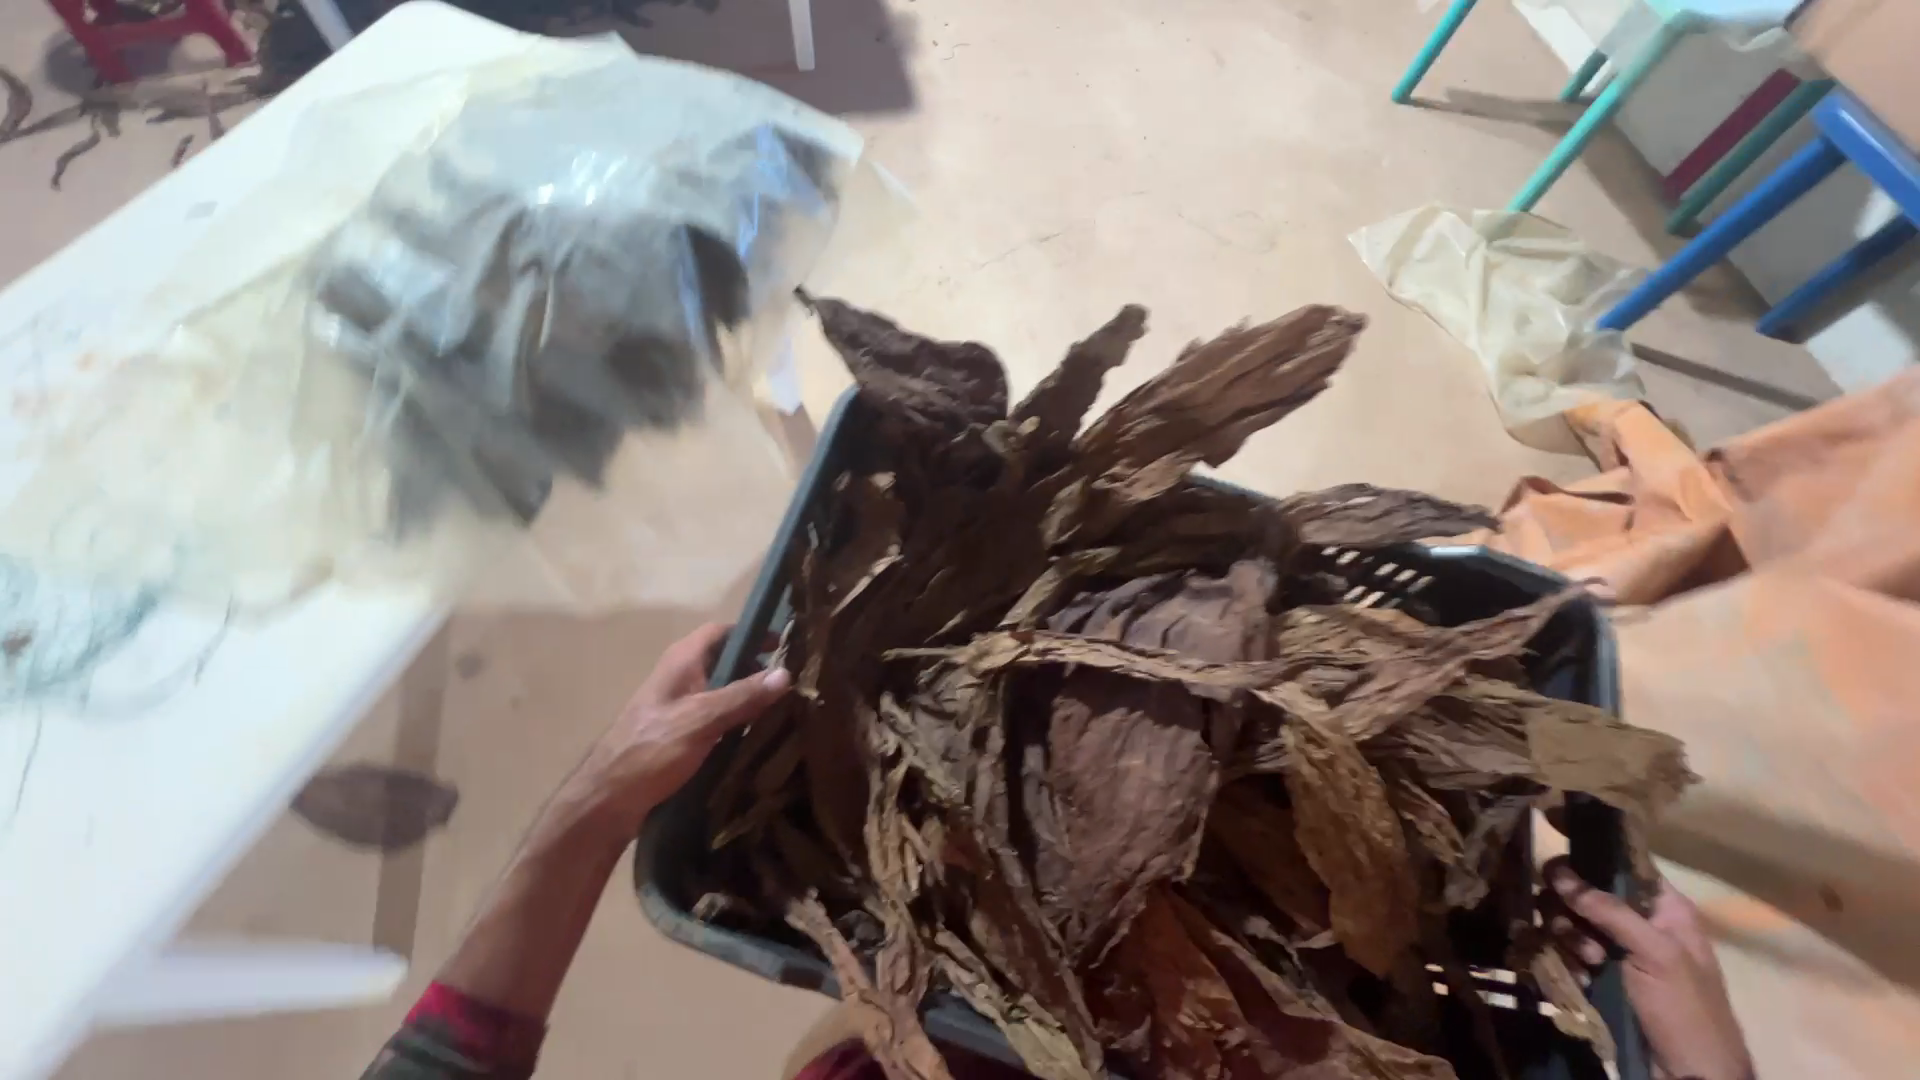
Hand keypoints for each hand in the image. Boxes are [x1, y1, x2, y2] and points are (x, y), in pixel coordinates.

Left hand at [565, 622, 790, 836]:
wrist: (606, 800)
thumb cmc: (651, 750)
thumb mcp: (702, 719)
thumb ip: (743, 696)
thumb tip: (787, 673)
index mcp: (681, 662)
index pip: (721, 631)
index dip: (751, 632)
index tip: (783, 644)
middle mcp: (679, 677)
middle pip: (723, 660)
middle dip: (755, 666)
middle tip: (790, 680)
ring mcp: (677, 706)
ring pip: (720, 689)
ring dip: (747, 694)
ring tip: (782, 706)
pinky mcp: (678, 733)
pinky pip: (714, 715)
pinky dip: (735, 718)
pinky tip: (755, 733)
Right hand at [1545, 858, 1752, 1079]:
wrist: (1689, 1075)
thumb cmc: (1686, 1011)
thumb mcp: (1658, 956)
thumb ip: (1609, 910)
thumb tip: (1558, 871)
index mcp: (1663, 907)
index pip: (1620, 859)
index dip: (1587, 848)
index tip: (1554, 843)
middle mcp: (1635, 918)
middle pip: (1579, 886)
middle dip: (1569, 907)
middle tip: (1580, 933)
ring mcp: (1612, 944)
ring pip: (1564, 915)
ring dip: (1566, 936)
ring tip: (1587, 964)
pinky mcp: (1592, 967)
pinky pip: (1560, 945)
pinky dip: (1563, 958)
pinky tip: (1579, 977)